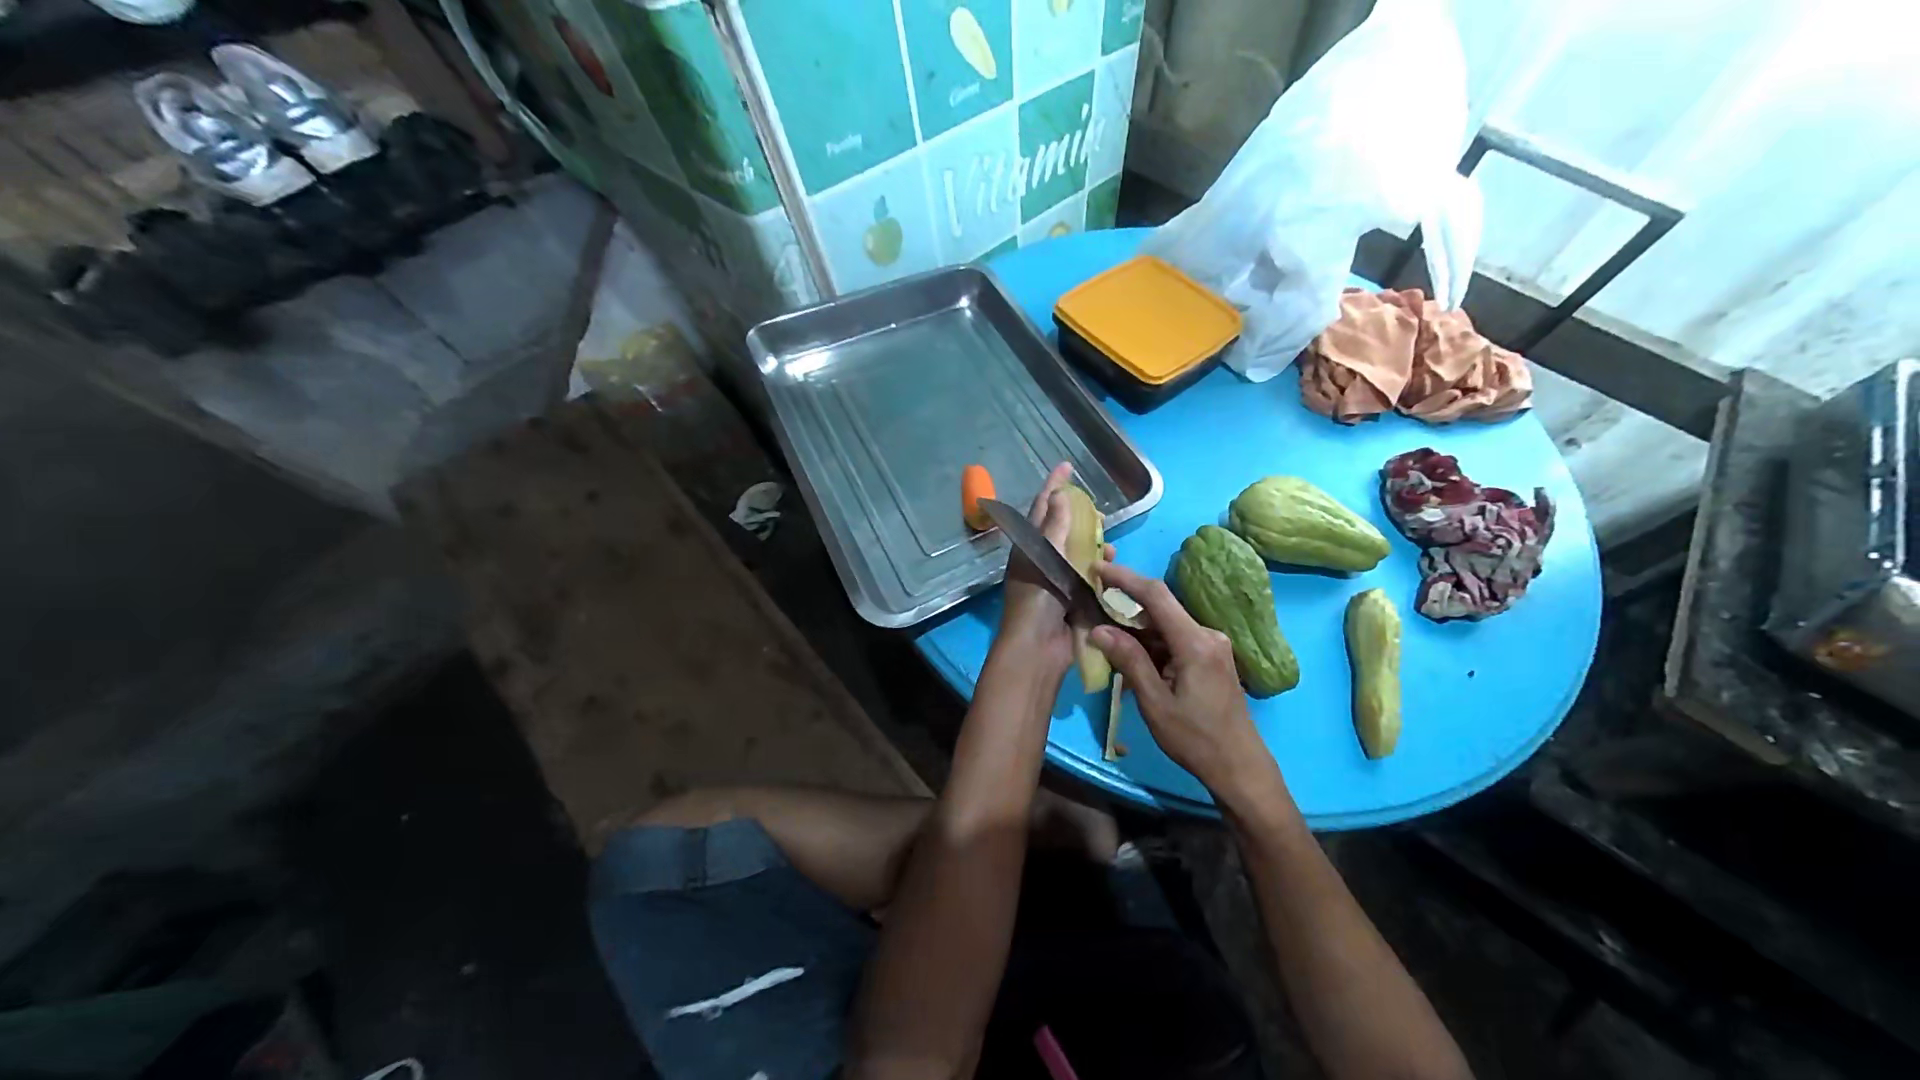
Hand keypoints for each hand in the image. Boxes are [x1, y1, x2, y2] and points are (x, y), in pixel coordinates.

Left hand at [997, 463, 1110, 675]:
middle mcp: (1042, 560)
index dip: (1054, 486)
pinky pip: (1090, 575)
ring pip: (1079, 551)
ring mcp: (1058, 579)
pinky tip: (1112, 565)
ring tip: (1107, 542)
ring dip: (1093, 544)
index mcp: (1028, 548)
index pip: (1042, 508)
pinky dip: (1101, 568)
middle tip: (1098, 512)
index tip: (1067, 466)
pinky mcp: (1074, 598)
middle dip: (1079, 517)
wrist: (1037, 649)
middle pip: (1062, 529)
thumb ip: (1054, 527)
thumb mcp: (1044, 558)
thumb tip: (1060, 495)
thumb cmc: (1036, 600)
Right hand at [1089, 562, 1286, 812]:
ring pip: (1167, 625)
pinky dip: (1152, 643)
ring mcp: (1213, 646)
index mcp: (1195, 642)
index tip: (1098, 568)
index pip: (1156, 595)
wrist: (1240, 767)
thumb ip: (1129, 660)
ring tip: (1105, 635)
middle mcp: (1208, 635)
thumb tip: (1098, 630)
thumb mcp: (1154, 702)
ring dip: (1137, 628)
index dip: (1125, 578)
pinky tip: (1132, 656)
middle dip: (1126, 604)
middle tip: (1093, 605)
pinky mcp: (1212, 658)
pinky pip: (1176, 639)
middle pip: (1161, 608)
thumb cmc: (1195, 739)